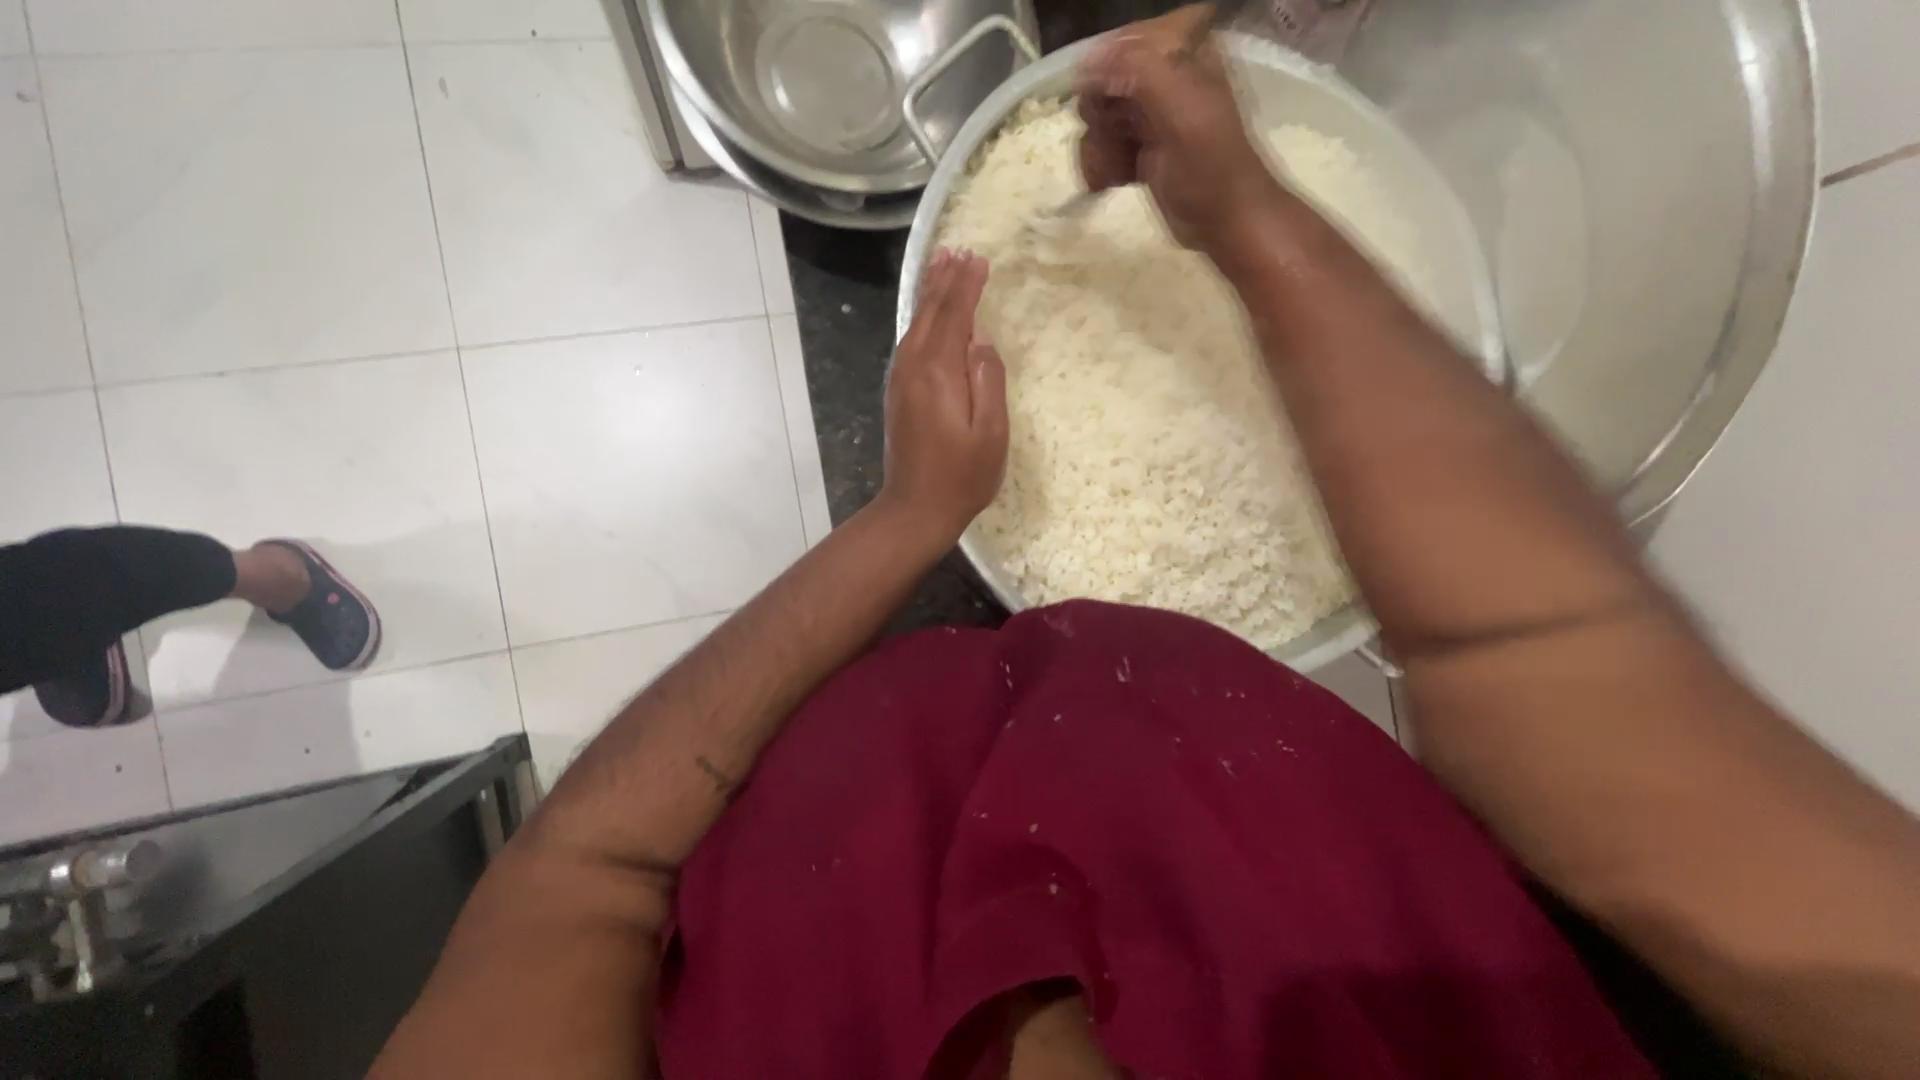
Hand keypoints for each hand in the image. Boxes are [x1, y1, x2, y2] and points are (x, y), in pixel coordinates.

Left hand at [878, 248, 1007, 548]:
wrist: (915, 509)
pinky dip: (923, 319)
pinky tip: (930, 315)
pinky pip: (911, 342)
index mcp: (937, 372)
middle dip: (945, 280)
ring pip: (916, 324)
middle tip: (959, 251)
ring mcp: (901, 380)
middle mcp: (912, 367)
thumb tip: (979, 338)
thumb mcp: (990, 431)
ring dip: (930, 295)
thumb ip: (988, 379)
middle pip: (929, 312)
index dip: (967, 285)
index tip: (980, 259)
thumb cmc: (961, 476)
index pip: (955, 315)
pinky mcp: (898, 393)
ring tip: (943, 267)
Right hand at [1076, 4, 1282, 259]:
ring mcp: (1151, 112)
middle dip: (1101, 120)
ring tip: (1114, 176)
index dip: (1106, 76)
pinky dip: (1101, 164)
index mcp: (1186, 51)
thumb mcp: (1182, 112)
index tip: (1107, 110)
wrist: (1225, 223)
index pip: (1124, 43)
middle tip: (1117, 147)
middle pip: (1104, 81)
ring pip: (1098, 116)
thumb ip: (1139, 73)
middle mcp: (1166, 75)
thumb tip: (1087, 63)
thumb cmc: (1211, 169)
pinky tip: (1110, 182)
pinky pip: (1102, 143)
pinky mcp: (1140, 145)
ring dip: (1098, 149)